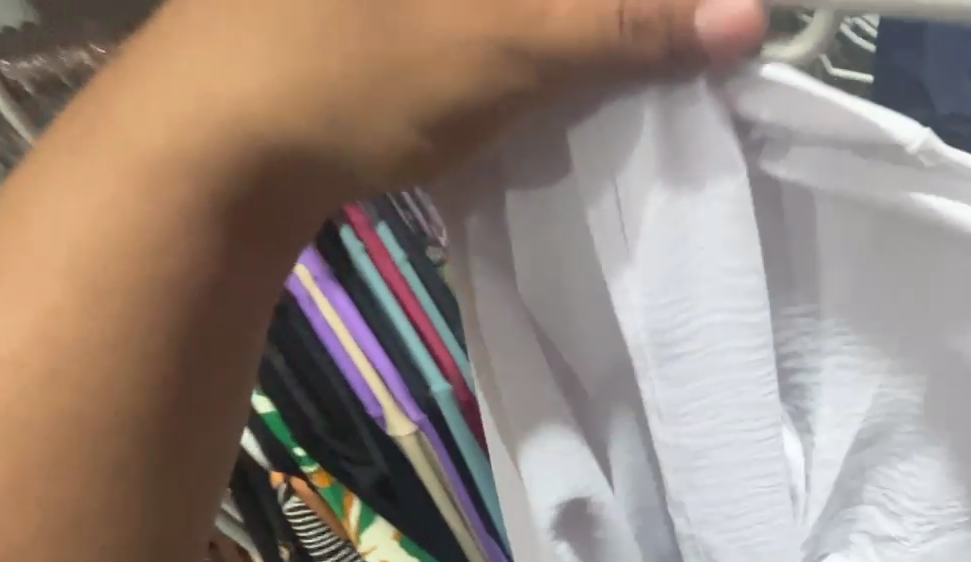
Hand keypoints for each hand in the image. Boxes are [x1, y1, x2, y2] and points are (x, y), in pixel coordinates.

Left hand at [91, 0, 766, 209]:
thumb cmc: (359, 73)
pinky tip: (578, 67)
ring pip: (546, 3)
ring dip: (596, 24)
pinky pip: (515, 16)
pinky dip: (552, 34)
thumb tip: (745, 18)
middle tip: (685, 45)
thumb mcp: (509, 46)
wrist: (225, 139)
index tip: (707, 25)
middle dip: (631, 12)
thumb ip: (627, 25)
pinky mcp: (416, 7)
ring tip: (646, 61)